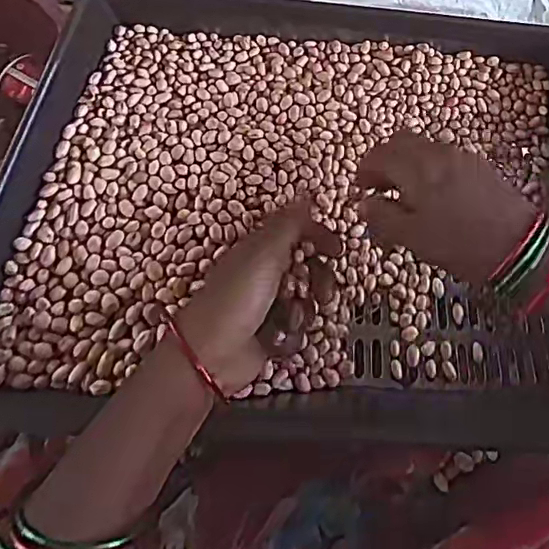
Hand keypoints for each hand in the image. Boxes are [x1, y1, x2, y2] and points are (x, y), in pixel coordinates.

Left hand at [173, 199, 341, 391]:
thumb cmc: (234, 297)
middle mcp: (266, 273)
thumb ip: (290, 224)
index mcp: (261, 247)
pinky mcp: (271, 333)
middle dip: (320, 280)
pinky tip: (276, 337)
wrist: (212, 353)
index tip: (336, 249)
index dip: (319, 238)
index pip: (298, 232)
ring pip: (307, 301)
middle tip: (322, 291)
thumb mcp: (265, 252)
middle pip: (309, 268)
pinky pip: (298, 329)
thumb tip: (308, 194)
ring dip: (303, 311)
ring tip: (290, 317)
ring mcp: (268, 304)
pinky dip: (290, 334)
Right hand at [356, 132, 537, 282]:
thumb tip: (364, 204)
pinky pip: (443, 155)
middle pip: (400, 141)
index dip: (364, 170)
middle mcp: (437, 154)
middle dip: (384, 160)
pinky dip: (428, 165)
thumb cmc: (462, 245)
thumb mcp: (414, 238)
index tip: (361, 188)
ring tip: (405, 191)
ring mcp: (460, 156)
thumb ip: (382, 217)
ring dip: (406, 161)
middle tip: (378, 185)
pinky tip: (434, 192)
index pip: (379, 155)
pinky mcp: (478, 165)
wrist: (522, 247)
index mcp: (416, 168)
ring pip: (422, 146)